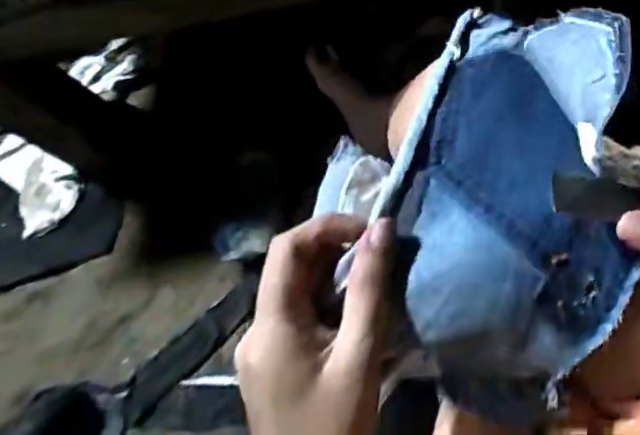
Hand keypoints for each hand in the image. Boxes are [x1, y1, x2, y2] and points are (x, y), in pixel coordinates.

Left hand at [237, 214, 395, 434]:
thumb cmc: (335, 426)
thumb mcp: (360, 352)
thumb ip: (369, 286)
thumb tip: (381, 226)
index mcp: (270, 327)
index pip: (286, 247)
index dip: (328, 225)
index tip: (370, 232)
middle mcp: (257, 332)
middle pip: (292, 265)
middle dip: (337, 246)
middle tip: (381, 252)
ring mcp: (263, 350)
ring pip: (298, 287)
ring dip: (337, 271)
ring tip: (377, 276)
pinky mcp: (276, 363)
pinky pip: (301, 311)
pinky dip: (331, 296)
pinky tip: (360, 309)